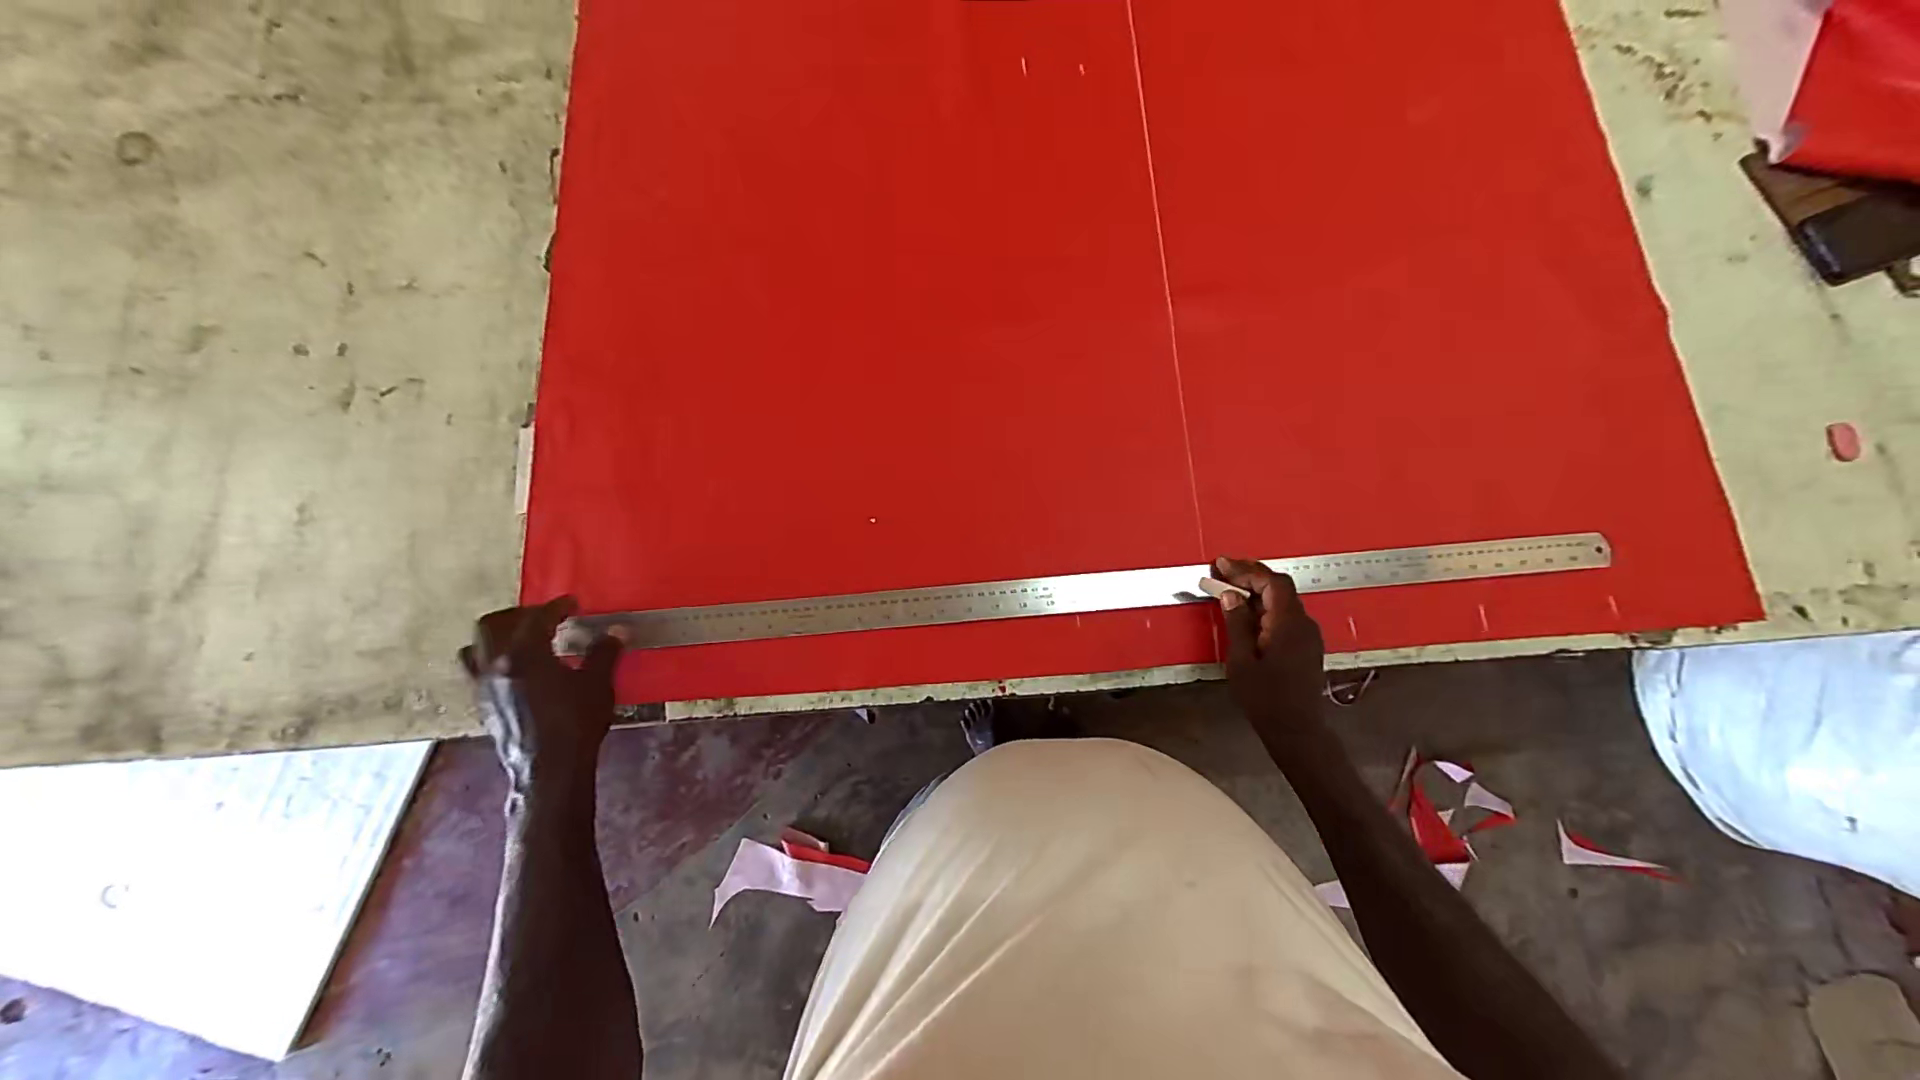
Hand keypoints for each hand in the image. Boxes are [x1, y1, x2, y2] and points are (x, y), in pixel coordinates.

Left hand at [459, 597, 623, 794]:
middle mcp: (496, 665)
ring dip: (498, 637)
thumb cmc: (576, 722)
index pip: (537, 618)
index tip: (572, 603)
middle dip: (518, 615)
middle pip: (492, 625)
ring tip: (524, 641)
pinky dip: (495, 660)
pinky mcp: (483, 705)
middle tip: (544, 618)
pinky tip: (520, 671)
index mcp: (524, 654)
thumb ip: (604, 653)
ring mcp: (484, 686)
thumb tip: (616, 630)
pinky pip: (478, 671)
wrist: (549, 768)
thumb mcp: (597, 684)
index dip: (557, 607)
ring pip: (476, 647)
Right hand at [1212, 557, 1326, 730]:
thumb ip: (1237, 624)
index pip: (1273, 582)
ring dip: (1256, 592)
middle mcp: (1304, 624)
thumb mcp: (1242, 660)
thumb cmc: (1265, 697)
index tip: (1221, 565)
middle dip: (1250, 577)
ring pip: (1282, 602)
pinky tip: (1245, 614)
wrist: (1296, 729)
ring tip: (1228, 590)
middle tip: (1222, 572)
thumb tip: (1231, 596)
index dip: (1247, 569)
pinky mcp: (1305, 646)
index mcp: (1289, 623)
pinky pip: (1284, 616)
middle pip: (1279, 588)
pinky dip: (1264, 608)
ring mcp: (1308, 635)